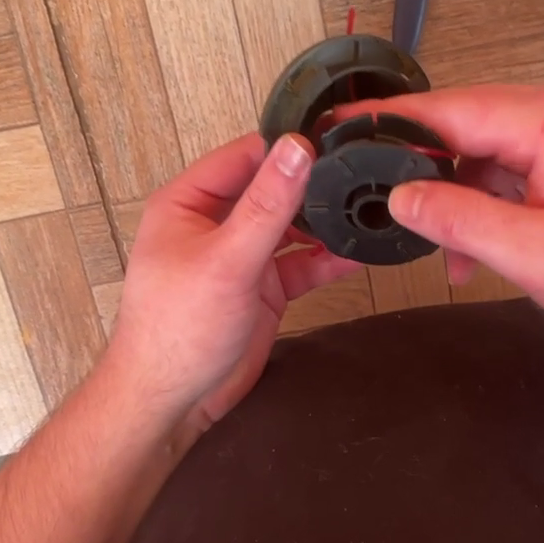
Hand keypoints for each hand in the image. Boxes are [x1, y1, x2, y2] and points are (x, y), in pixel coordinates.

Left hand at [104, 133, 361, 437]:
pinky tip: (359, 254)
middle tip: (363, 176)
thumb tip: (297, 149)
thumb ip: (267, 205)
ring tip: (368, 211)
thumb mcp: (227, 259)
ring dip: (325, 225)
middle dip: (313, 187)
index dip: (287, 148)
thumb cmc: (179, 329)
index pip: (245, 156)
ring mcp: (242, 258)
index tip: (335, 142)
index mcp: (190, 202)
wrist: (175, 400)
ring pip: (291, 229)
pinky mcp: (264, 290)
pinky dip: (327, 261)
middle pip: (272, 191)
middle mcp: (216, 224)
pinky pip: (301, 266)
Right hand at [358, 85, 543, 335]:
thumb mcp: (532, 252)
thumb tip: (400, 197)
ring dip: (460, 200)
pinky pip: (516, 173)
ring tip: (442, 252)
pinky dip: (491, 208)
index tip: (339, 131)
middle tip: (375, 200)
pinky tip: (478, 251)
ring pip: (489, 156)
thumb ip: (460, 220)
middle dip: (422, 169)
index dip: (388, 122)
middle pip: (465, 127)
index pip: (447, 109)